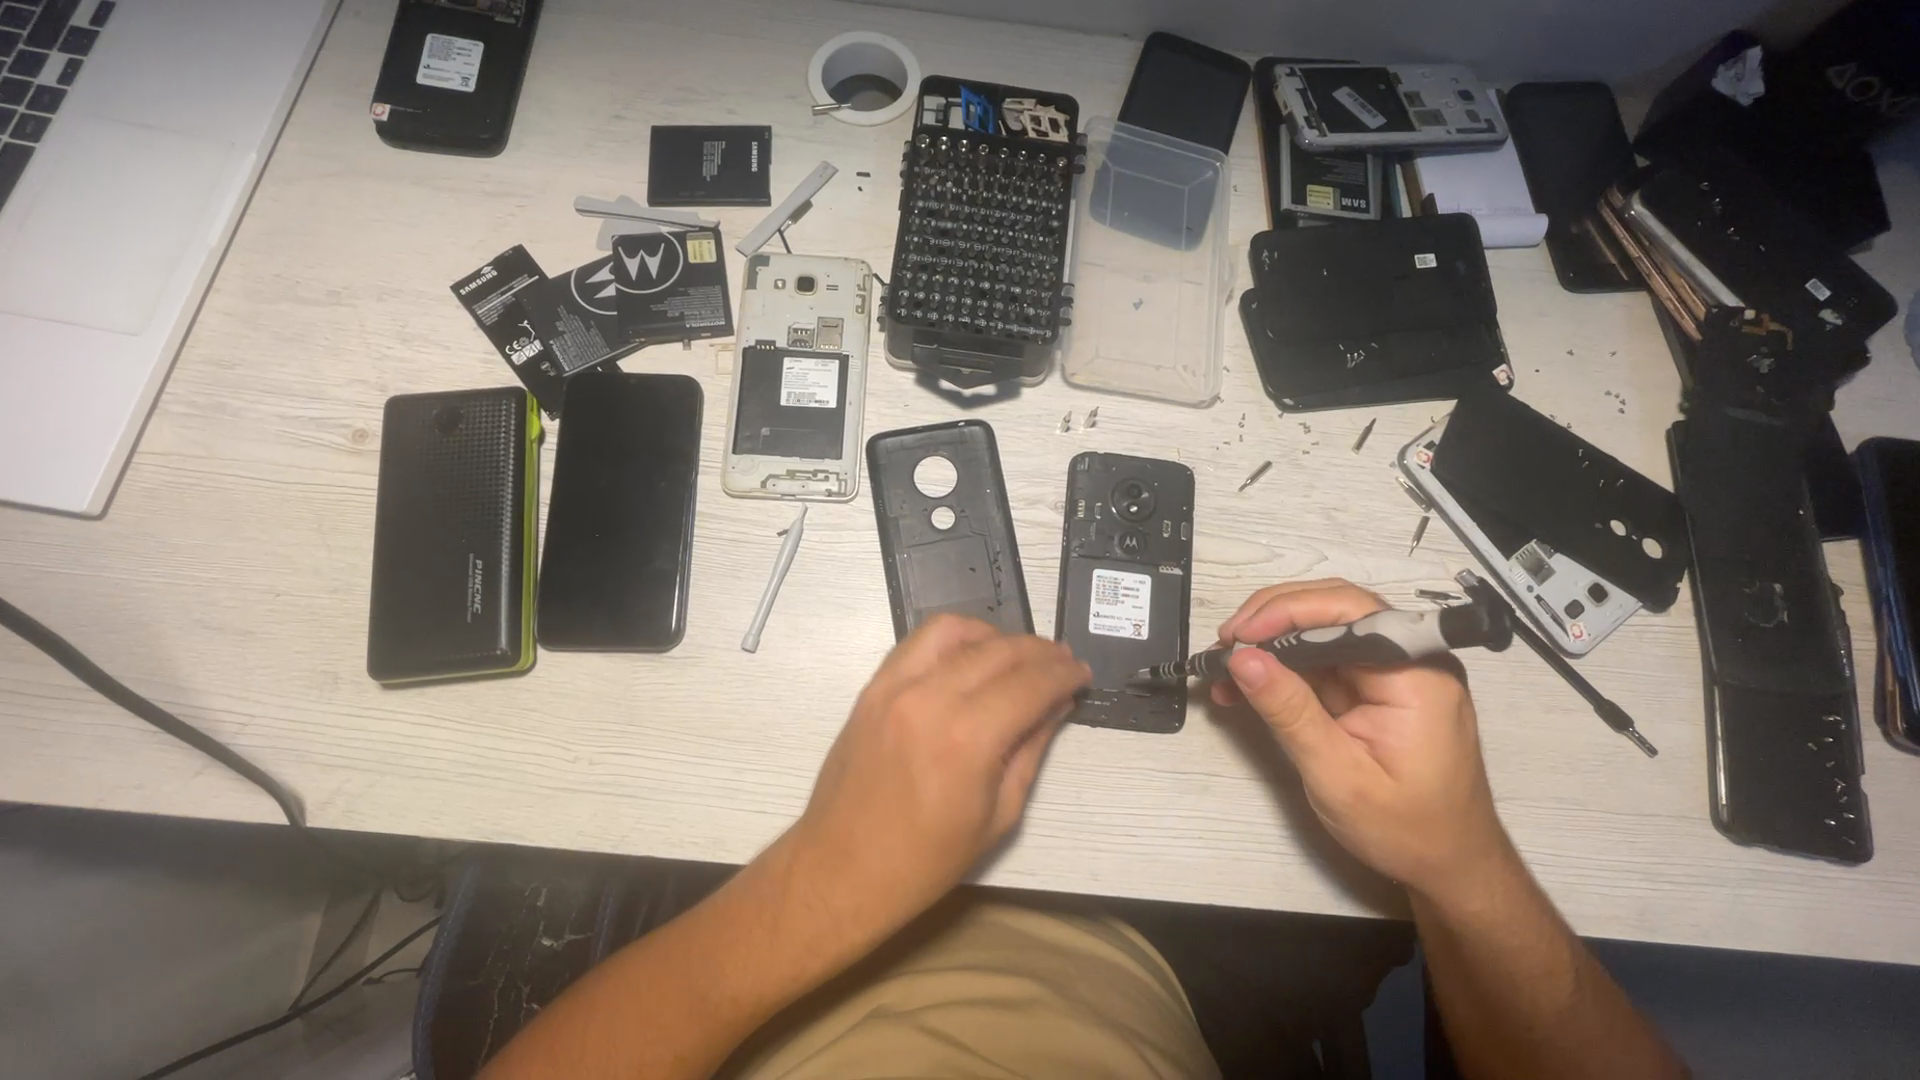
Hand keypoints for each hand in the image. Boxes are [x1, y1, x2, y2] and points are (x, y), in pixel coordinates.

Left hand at [785, 615, 1090, 931]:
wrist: (842, 868)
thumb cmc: (926, 860)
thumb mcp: (999, 815)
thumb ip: (1031, 748)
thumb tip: (1056, 704)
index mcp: (967, 739)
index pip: (1030, 684)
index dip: (1064, 675)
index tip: (1082, 674)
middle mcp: (930, 698)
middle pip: (999, 651)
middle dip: (1040, 652)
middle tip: (1062, 662)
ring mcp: (894, 687)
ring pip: (955, 630)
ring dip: (996, 635)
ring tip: (1018, 655)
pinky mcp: (872, 687)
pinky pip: (918, 642)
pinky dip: (952, 639)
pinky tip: (971, 656)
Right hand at [1214, 580, 1515, 902]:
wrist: (1448, 866)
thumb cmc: (1404, 830)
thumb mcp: (1337, 776)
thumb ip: (1290, 712)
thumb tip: (1242, 658)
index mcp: (1416, 674)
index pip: (1349, 611)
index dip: (1288, 611)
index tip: (1237, 637)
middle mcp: (1410, 659)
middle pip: (1334, 609)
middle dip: (1272, 619)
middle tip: (1223, 645)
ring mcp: (1393, 671)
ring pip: (1323, 630)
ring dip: (1270, 642)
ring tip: (1224, 664)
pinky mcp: (1375, 687)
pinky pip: (1322, 660)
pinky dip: (1281, 667)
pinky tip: (1244, 685)